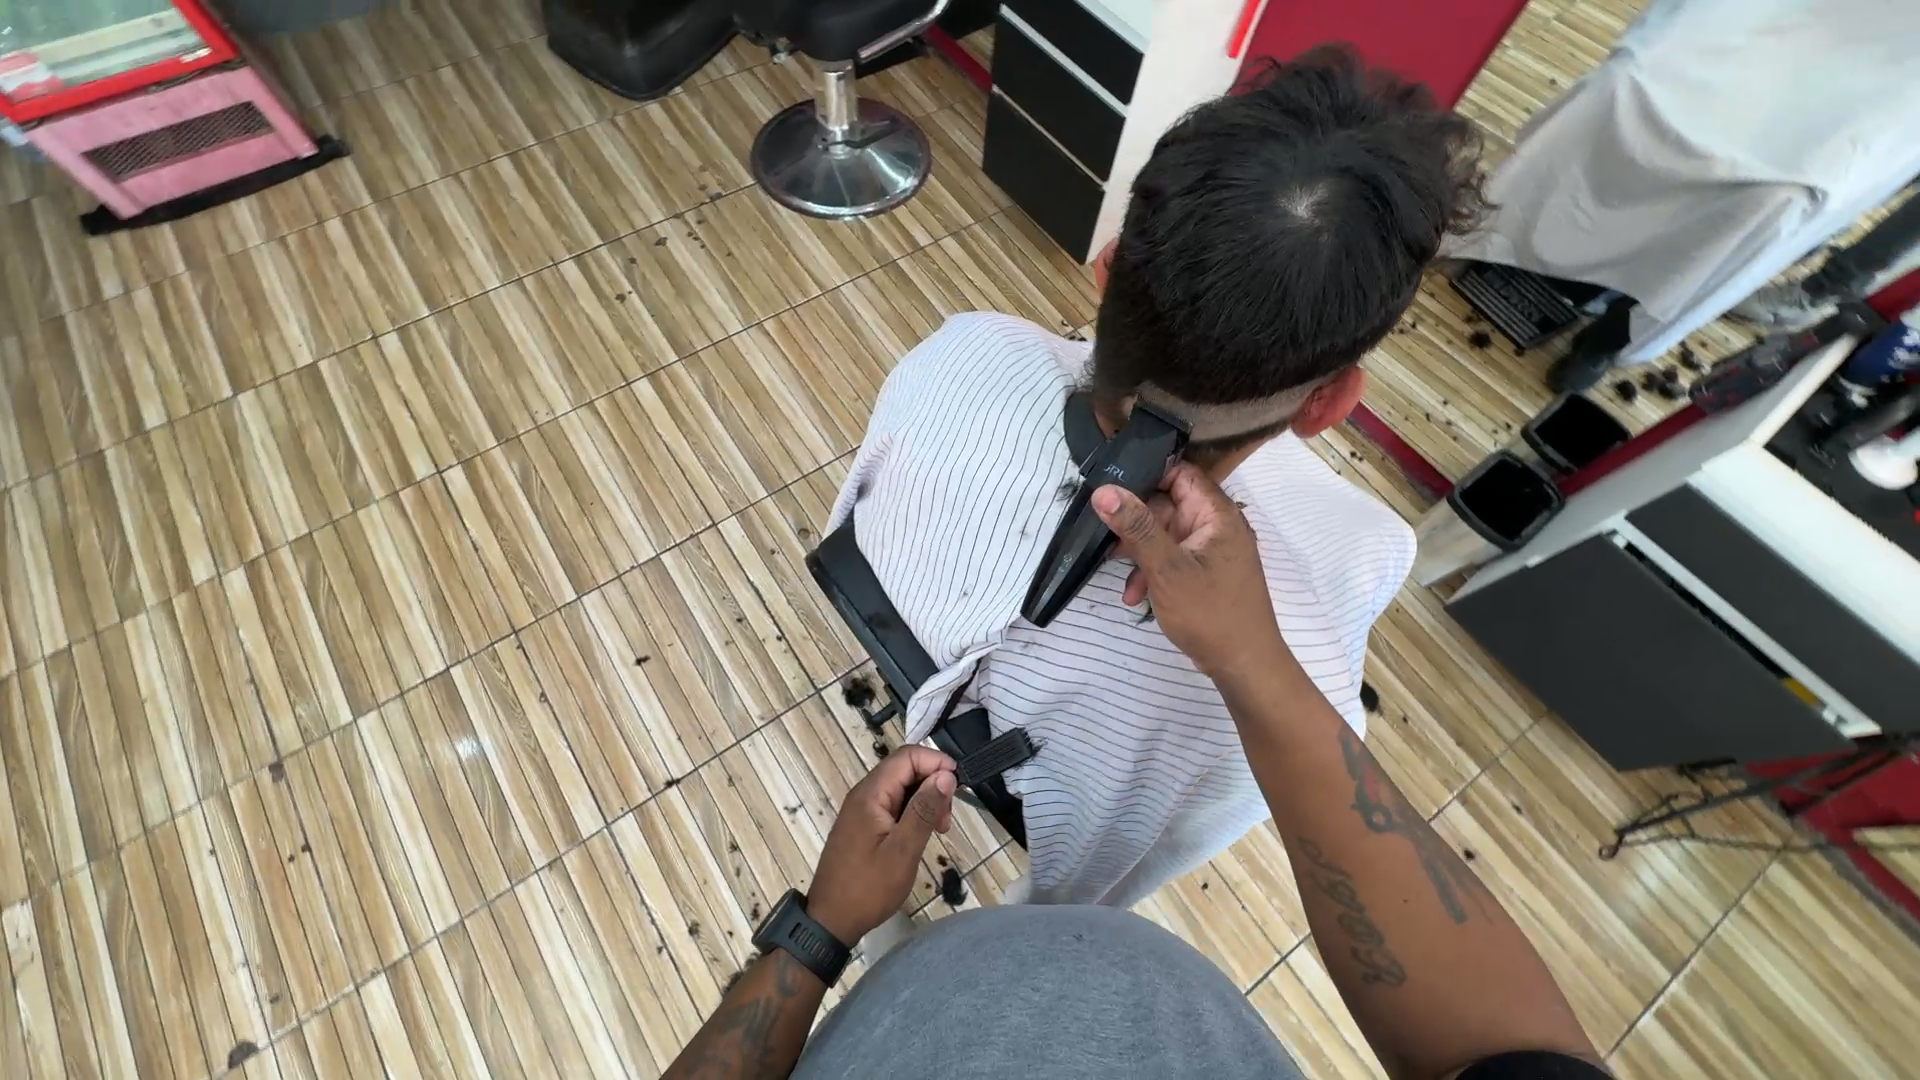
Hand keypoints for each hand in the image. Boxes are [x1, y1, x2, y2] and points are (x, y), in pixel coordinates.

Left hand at [807, 745, 956, 943]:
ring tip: (940, 828)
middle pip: (905, 769)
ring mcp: (863, 809)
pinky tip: (923, 833)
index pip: (907, 756)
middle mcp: (865, 794)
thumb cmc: (867, 888)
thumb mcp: (902, 851)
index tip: (959, 784)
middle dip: (933, 782)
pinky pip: (894, 804)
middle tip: (949, 816)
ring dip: (925, 799)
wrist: (830, 921)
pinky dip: (913, 811)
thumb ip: (924, 810)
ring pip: (902, 787)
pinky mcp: (864, 824)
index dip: (936, 762)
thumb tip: (946, 775)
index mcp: (871, 794)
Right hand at [1092, 462, 1287, 679]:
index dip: (1146, 474)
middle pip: (1167, 505)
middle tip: (1101, 535)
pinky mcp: (1204, 573)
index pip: (1180, 473)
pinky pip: (1171, 558)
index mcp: (1216, 515)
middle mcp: (1216, 526)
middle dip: (1134, 522)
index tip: (1110, 487)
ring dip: (1138, 552)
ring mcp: (1211, 551)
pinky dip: (1152, 571)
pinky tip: (1135, 596)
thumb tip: (1104, 491)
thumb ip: (1136, 527)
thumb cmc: (1210, 613)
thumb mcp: (1167, 568)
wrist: (1244, 666)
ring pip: (1165, 535)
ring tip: (1114, 570)